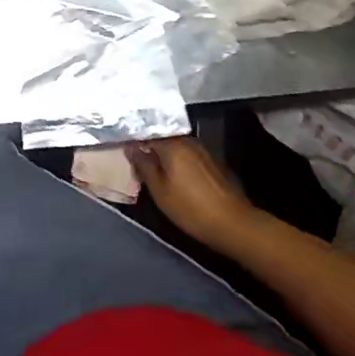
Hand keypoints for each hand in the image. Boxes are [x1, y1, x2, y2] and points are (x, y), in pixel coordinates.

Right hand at [129, 136, 263, 249]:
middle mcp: (187, 140)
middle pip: (161, 137)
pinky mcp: (210, 161)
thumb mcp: (160, 191)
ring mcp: (201, 149)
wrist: (232, 222)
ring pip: (174, 145)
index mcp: (172, 144)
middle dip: (147, 145)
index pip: (146, 133)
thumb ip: (144, 166)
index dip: (133, 140)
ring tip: (150, 166)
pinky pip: (186, 153)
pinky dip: (175, 159)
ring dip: (162, 153)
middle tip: (134, 159)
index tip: (121, 148)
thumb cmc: (190, 208)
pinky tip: (171, 172)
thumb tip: (131, 147)